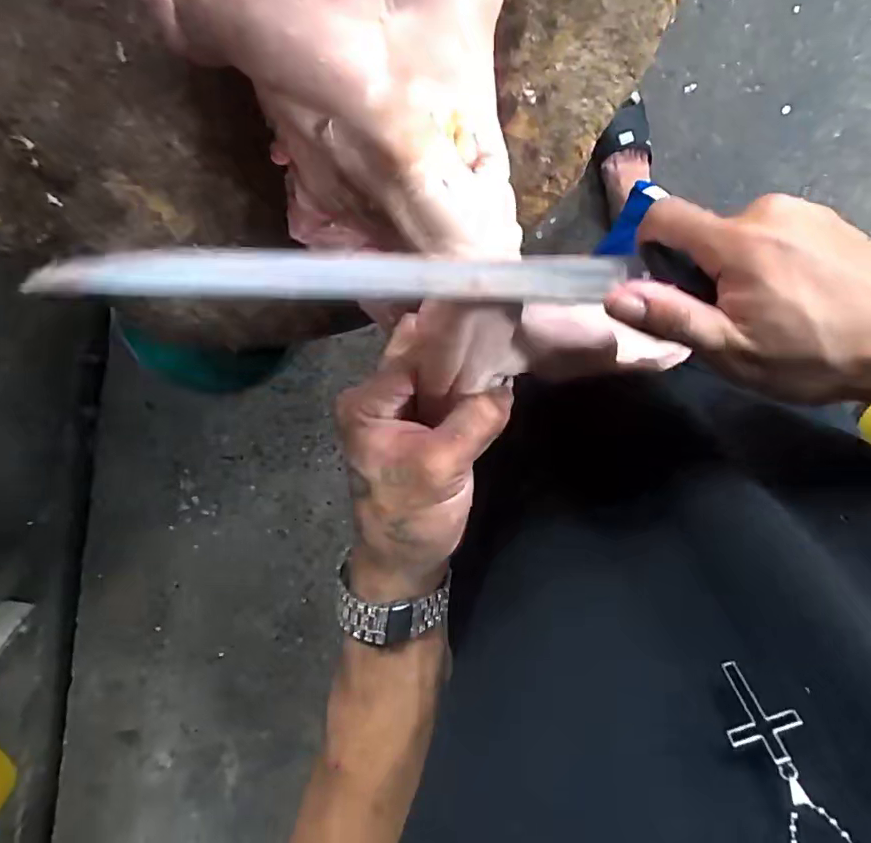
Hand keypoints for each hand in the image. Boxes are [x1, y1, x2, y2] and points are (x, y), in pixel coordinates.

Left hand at [335, 318, 514, 601]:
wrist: (404, 560)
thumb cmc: (410, 517)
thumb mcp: (441, 469)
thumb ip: (473, 423)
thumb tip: (504, 386)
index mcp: (366, 403)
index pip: (407, 353)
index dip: (444, 333)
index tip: (481, 309)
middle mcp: (376, 398)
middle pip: (418, 356)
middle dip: (453, 340)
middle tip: (494, 314)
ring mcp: (398, 409)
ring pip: (433, 372)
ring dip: (462, 361)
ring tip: (497, 332)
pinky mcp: (420, 423)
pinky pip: (443, 391)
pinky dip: (464, 382)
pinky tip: (491, 366)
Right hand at [603, 194, 870, 404]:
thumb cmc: (817, 355)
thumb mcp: (734, 351)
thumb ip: (672, 317)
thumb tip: (616, 296)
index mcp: (738, 241)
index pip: (663, 215)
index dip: (648, 245)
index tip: (665, 284)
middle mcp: (767, 211)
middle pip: (704, 231)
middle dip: (702, 268)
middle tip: (733, 315)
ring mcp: (805, 211)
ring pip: (741, 233)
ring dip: (738, 264)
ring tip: (774, 308)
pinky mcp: (832, 220)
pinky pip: (778, 231)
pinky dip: (773, 257)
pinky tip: (805, 295)